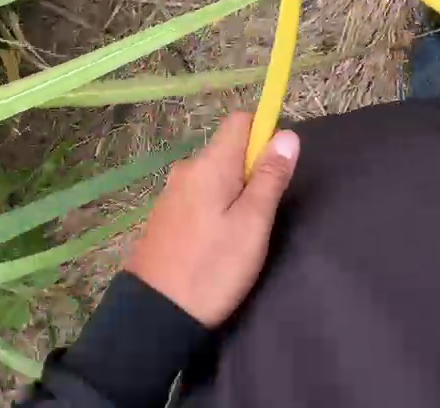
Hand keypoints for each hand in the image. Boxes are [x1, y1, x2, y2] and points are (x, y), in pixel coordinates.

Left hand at [123, 111, 299, 326]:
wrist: (152, 319)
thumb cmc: (212, 267)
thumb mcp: (253, 224)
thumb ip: (270, 176)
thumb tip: (287, 134)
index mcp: (210, 164)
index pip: (241, 120)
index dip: (264, 134)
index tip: (275, 169)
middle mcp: (187, 169)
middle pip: (228, 149)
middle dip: (250, 169)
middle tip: (260, 213)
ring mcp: (171, 194)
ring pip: (214, 175)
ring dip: (232, 192)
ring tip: (239, 234)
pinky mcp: (163, 217)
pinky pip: (198, 195)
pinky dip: (213, 207)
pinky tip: (215, 243)